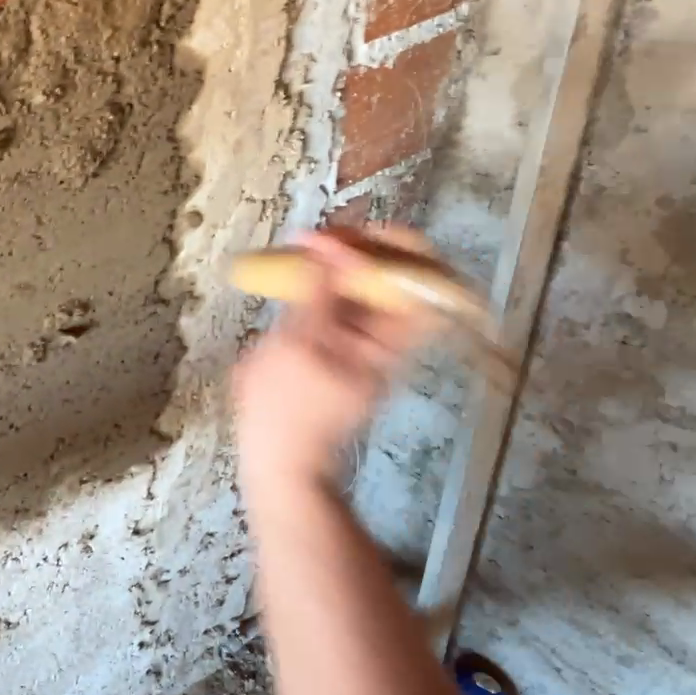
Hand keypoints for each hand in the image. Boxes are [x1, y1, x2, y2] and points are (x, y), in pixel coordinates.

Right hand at [231, 226, 442, 493]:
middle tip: (315, 239)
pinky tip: (296, 278)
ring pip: (366, 286)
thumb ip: (318, 295)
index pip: (414, 280)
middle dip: (355, 247)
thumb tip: (332, 249)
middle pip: (391, 277)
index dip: (390, 246)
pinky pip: (343, 303)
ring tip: (301, 251)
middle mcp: (385, 338)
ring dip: (336, 262)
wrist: (281, 462)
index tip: (346, 233)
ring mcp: (363, 343)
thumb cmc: (286, 410)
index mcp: (387, 342)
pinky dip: (323, 284)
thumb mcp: (298, 346)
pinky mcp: (340, 347)